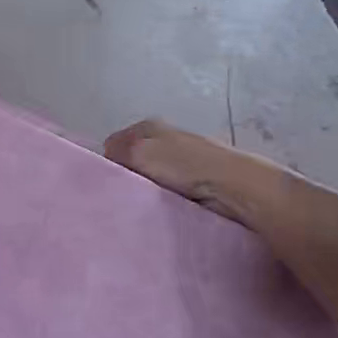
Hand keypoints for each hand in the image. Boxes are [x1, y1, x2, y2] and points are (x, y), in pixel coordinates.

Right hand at [104, 119, 257, 222]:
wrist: (234, 186)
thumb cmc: (183, 165)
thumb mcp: (138, 152)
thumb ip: (115, 152)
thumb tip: (104, 159)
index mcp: (148, 126)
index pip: (113, 143)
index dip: (106, 163)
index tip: (103, 184)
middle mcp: (163, 140)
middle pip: (130, 161)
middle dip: (125, 178)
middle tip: (117, 199)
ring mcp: (179, 162)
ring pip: (147, 178)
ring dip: (143, 192)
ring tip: (135, 209)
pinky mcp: (193, 182)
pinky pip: (164, 192)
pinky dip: (160, 201)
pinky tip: (156, 211)